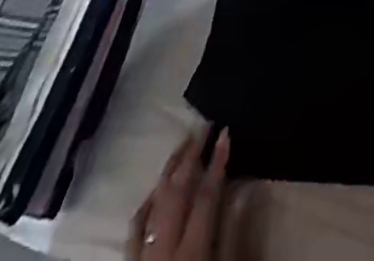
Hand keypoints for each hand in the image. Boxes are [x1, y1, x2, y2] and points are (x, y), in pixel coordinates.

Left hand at [128, 126, 230, 260]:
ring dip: (169, 169)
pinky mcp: (130, 259)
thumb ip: (233, 235)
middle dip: (190, 154)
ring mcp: (142, 253)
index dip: (217, 161)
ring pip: (153, 201)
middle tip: (204, 125)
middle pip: (176, 191)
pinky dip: (148, 199)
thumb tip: (243, 191)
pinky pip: (135, 224)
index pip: (206, 195)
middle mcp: (163, 246)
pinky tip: (159, 184)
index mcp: (191, 249)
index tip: (225, 133)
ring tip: (184, 144)